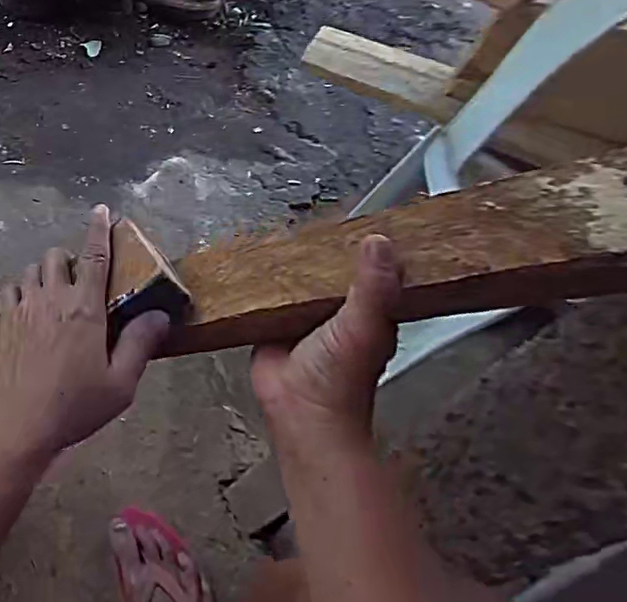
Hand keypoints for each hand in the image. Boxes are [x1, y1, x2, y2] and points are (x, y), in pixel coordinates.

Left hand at [0, 206, 170, 458]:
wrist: (21, 423)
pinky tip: (27, 308)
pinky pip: (10, 290)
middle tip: (78, 279)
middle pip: (57, 256)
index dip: (99, 230)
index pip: (95, 256)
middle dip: (69, 258)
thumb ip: (140, 344)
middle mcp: (53, 297)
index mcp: (85, 307)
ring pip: (32, 269)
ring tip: (53, 291)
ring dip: (45, 273)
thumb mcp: (120, 383)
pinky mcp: (4, 321)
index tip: (101, 210)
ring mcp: (24, 307)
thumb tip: (159, 315)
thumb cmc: (76, 405)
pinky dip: (21, 291)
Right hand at [251, 234, 401, 437]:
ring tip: (273, 227)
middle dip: (316, 245)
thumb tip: (380, 241)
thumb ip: (373, 287)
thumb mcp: (365, 326)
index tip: (355, 212)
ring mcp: (300, 312)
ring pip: (293, 276)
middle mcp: (333, 307)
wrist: (299, 412)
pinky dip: (257, 275)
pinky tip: (247, 256)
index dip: (361, 242)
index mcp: (366, 307)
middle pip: (325, 266)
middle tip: (305, 214)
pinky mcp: (269, 317)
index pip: (366, 265)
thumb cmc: (340, 379)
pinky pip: (263, 290)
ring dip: (285, 259)